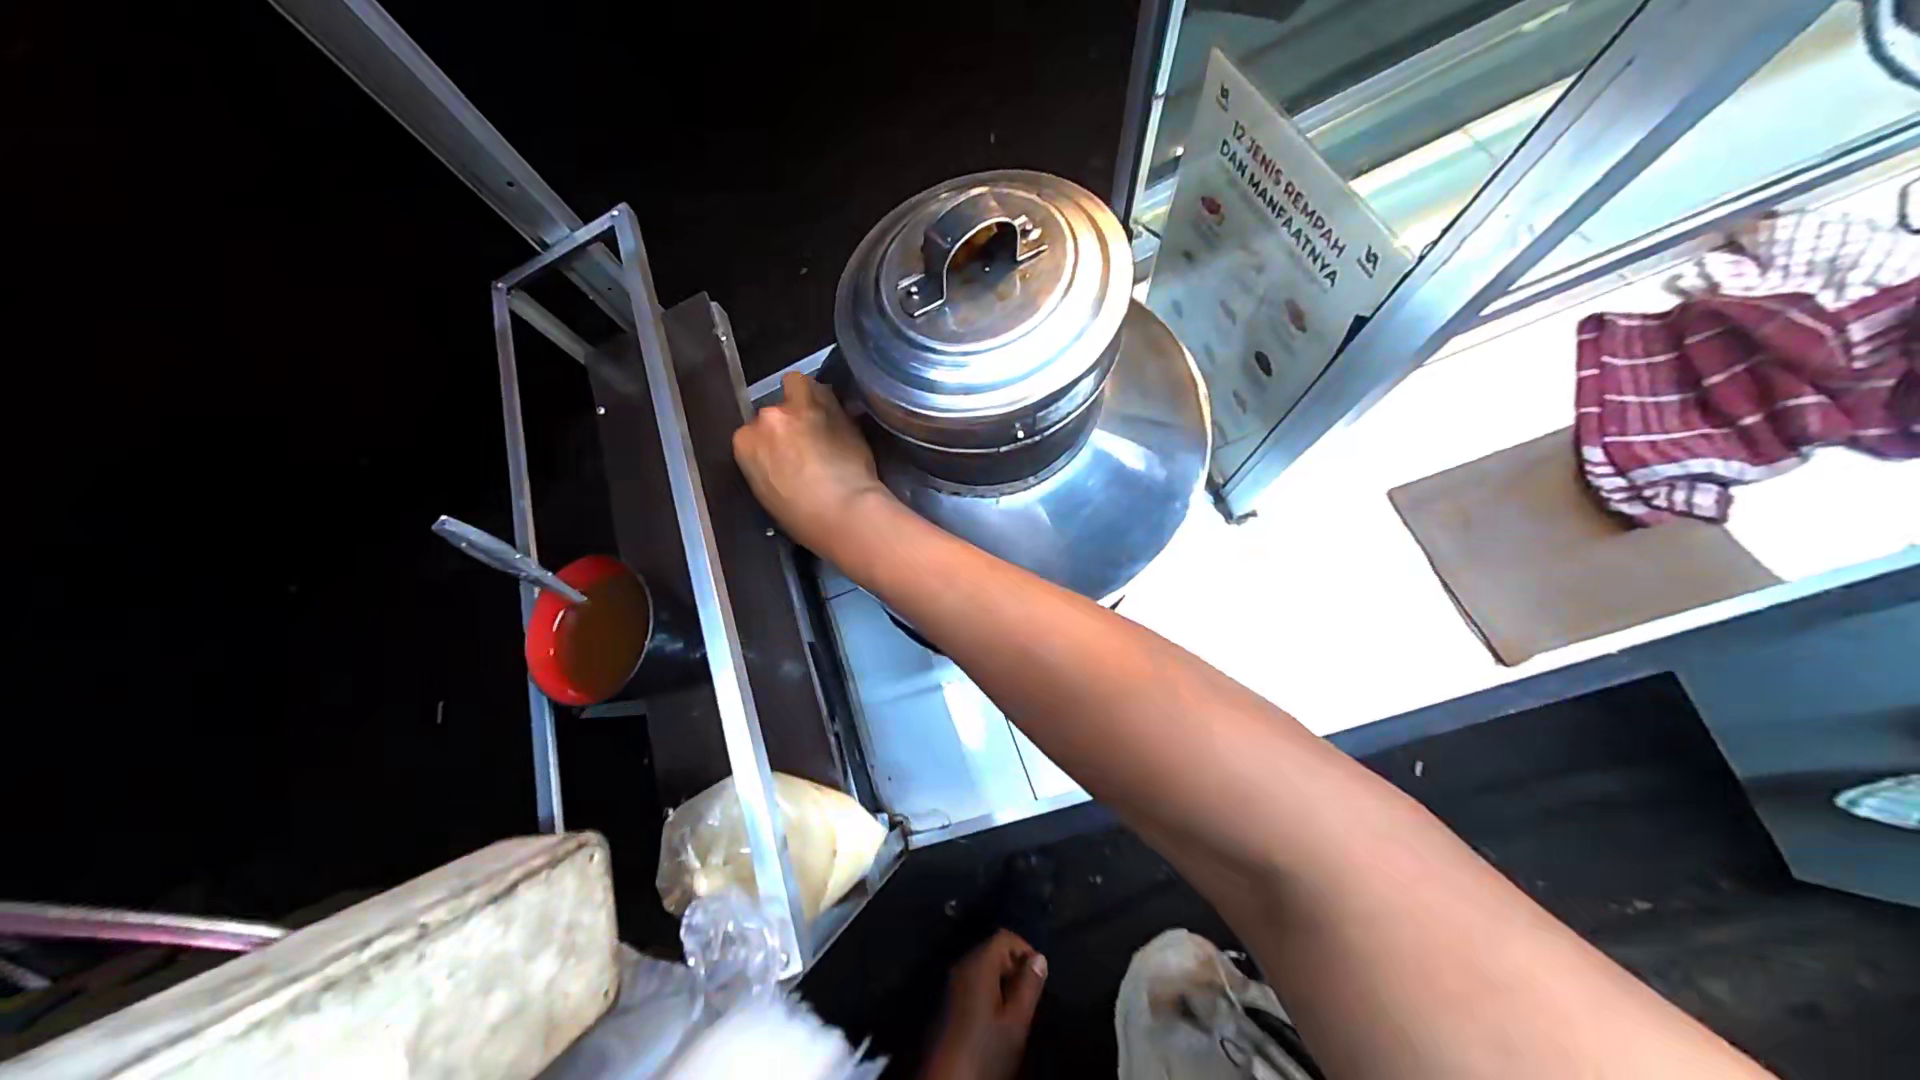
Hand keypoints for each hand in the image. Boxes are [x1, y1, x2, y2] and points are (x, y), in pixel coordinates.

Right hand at [732, 373, 893, 559]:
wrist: (845, 511)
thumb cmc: (806, 518)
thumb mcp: (768, 496)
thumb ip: (766, 467)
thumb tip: (779, 462)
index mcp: (745, 443)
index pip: (751, 433)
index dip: (770, 443)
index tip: (783, 455)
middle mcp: (769, 417)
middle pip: (773, 408)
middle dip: (787, 422)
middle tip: (805, 442)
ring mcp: (802, 407)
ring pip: (797, 384)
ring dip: (805, 398)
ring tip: (819, 420)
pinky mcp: (835, 406)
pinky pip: (827, 392)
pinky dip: (831, 403)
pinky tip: (839, 422)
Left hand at [922, 929, 1046, 1079]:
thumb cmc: (985, 1050)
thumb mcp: (1016, 1021)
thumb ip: (1029, 986)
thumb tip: (1039, 958)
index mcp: (978, 964)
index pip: (1004, 937)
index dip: (1025, 949)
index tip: (1040, 976)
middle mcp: (962, 966)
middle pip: (992, 950)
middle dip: (1015, 966)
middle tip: (1030, 996)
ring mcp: (952, 984)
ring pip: (983, 968)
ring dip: (1002, 981)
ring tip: (1017, 1009)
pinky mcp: (948, 1002)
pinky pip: (973, 983)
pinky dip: (988, 991)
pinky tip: (996, 1017)